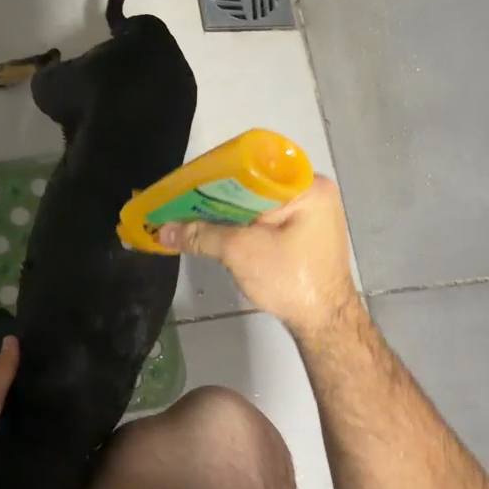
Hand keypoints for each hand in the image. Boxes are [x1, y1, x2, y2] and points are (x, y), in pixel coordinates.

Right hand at [157, 175, 361, 336]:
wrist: (325, 323)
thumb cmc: (289, 280)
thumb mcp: (239, 252)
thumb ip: (200, 234)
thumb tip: (164, 230)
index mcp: (307, 186)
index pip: (252, 166)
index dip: (215, 174)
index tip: (186, 184)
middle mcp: (312, 191)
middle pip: (252, 184)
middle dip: (217, 195)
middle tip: (183, 202)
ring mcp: (310, 212)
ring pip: (257, 202)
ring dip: (226, 212)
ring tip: (191, 216)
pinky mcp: (303, 232)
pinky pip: (265, 218)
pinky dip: (241, 224)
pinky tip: (216, 232)